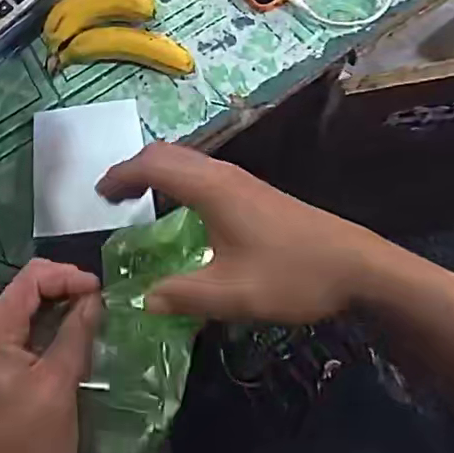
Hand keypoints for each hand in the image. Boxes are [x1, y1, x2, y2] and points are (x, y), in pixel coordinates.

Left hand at [0, 259, 101, 452]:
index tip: (98, 289)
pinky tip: (80, 336)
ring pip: (33, 309)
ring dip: (64, 305)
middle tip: (99, 299)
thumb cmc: (30, 446)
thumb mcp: (58, 386)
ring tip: (95, 314)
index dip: (66, 275)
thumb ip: (75, 334)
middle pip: (29, 288)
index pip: (30, 279)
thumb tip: (94, 297)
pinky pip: (34, 332)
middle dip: (65, 286)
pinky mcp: (10, 371)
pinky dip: (58, 326)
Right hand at [96, 142, 391, 323]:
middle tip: (111, 196)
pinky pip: (198, 169)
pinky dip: (174, 177)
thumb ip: (184, 296)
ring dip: (155, 170)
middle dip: (133, 167)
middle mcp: (221, 172)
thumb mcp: (235, 294)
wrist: (355, 263)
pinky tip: (178, 208)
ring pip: (184, 158)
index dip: (121, 175)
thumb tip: (143, 299)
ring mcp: (238, 177)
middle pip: (166, 153)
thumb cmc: (292, 273)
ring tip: (136, 199)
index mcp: (211, 188)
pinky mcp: (250, 188)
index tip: (98, 194)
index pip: (153, 165)